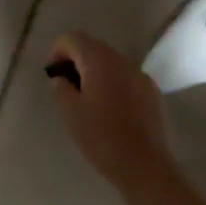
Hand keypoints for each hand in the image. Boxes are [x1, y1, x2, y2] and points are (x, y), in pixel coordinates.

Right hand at [48, 31, 172, 191]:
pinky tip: (111, 110)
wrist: (146, 166)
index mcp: (99, 60)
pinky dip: (113, 84)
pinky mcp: (152, 92)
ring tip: (89, 101)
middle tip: (68, 88)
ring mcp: (139, 75)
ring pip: (111, 62)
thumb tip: (62, 79)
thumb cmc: (103, 138)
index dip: (57, 51)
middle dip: (76, 61)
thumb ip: (60, 88)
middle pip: (93, 47)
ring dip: (95, 73)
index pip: (73, 38)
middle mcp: (121, 60)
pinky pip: (126, 77)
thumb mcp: (70, 113)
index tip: (53, 76)